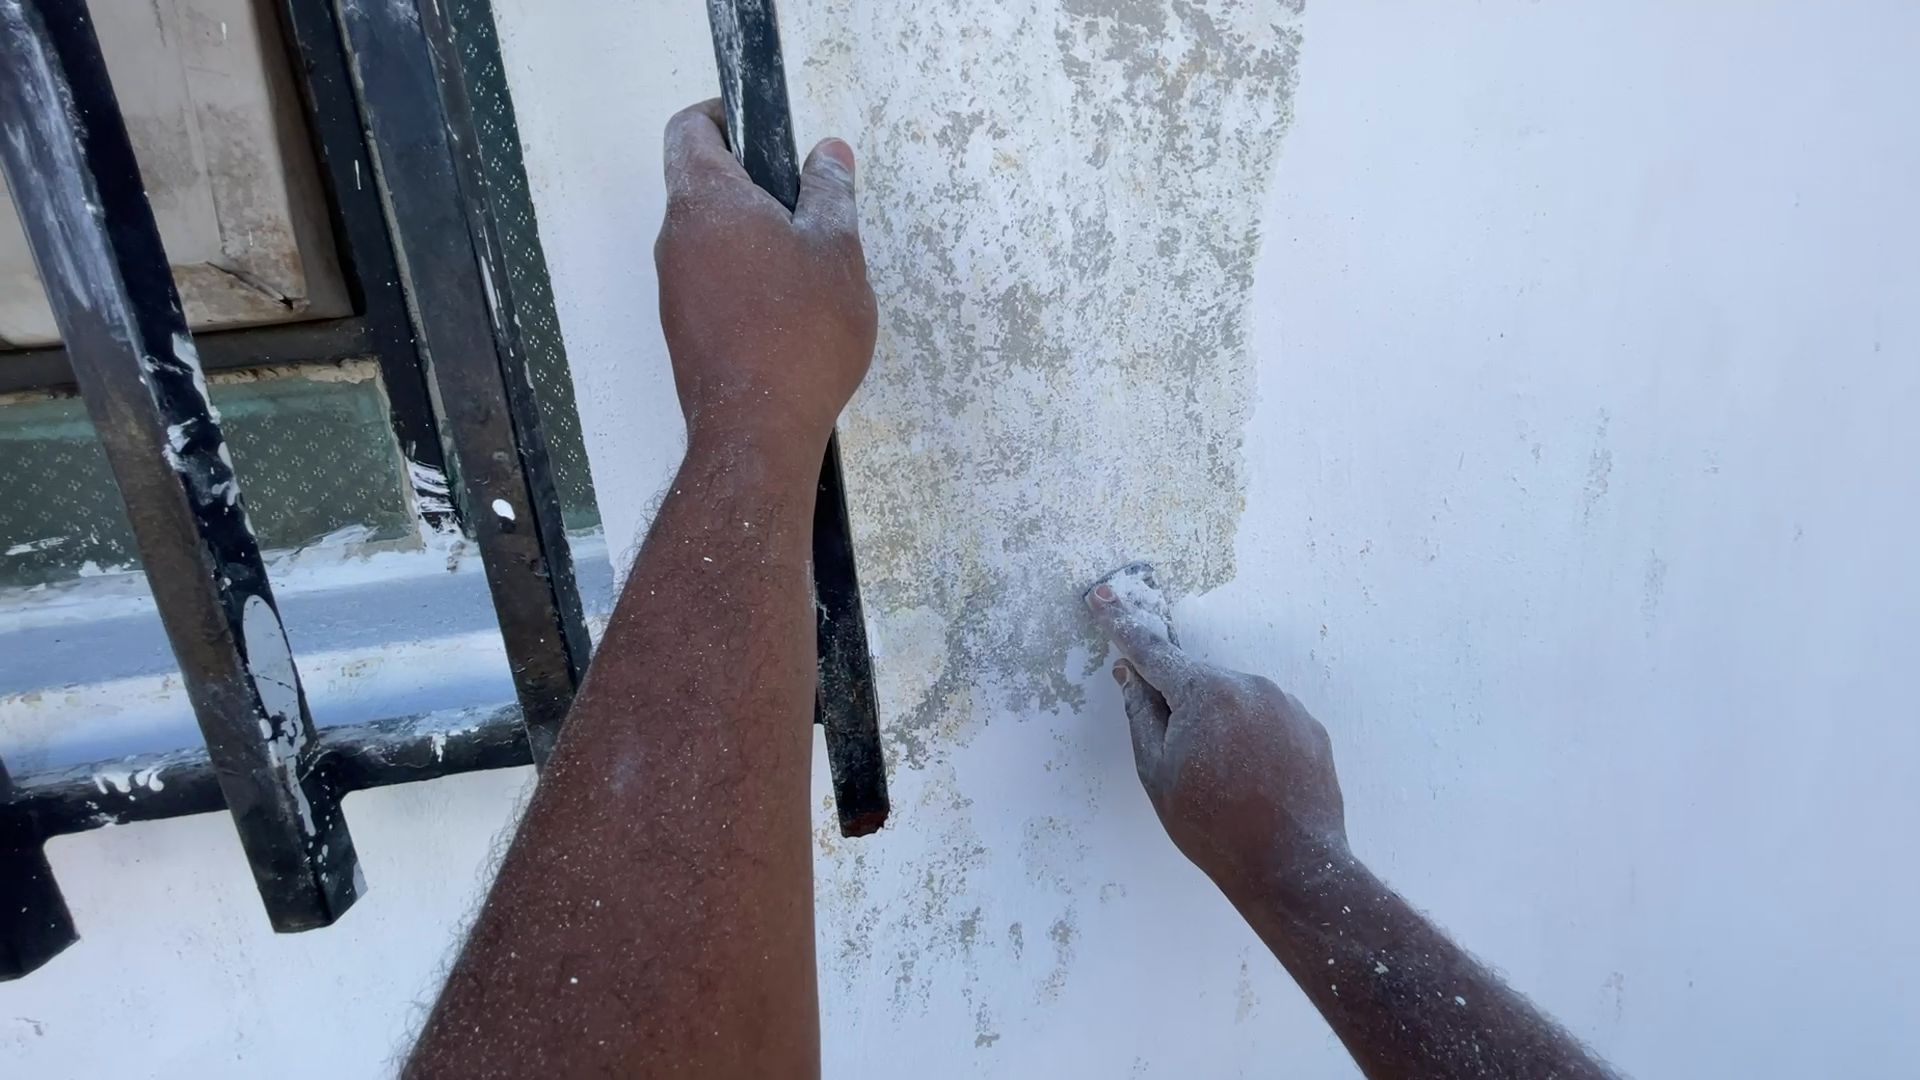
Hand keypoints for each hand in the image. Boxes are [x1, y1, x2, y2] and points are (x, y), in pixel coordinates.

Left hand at [654, 99, 876, 454]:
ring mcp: (674, 291)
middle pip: (705, 190)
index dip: (723, 117)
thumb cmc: (802, 337)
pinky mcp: (684, 333)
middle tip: (809, 221)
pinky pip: (713, 289)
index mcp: (707, 203)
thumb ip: (831, 195)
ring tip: (806, 283)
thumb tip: (828, 153)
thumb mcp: (837, 255)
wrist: (759, 431)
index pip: (692, 129)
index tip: (763, 134)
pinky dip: (745, 289)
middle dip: (756, 194)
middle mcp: (676, 241)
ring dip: (754, 247)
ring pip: (712, 245)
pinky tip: (787, 325)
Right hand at [1086, 581, 1351, 906]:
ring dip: (1217, 722)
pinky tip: (1251, 778)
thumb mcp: (1156, 770)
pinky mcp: (1309, 727)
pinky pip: (1264, 717)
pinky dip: (1249, 736)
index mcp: (1205, 692)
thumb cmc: (1212, 824)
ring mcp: (1285, 705)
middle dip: (1179, 703)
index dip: (1121, 624)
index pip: (1152, 649)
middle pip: (1196, 680)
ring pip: (1232, 699)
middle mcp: (1249, 685)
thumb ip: (1141, 712)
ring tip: (1223, 778)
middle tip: (1179, 756)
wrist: (1293, 869)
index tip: (1102, 597)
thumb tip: (1130, 673)